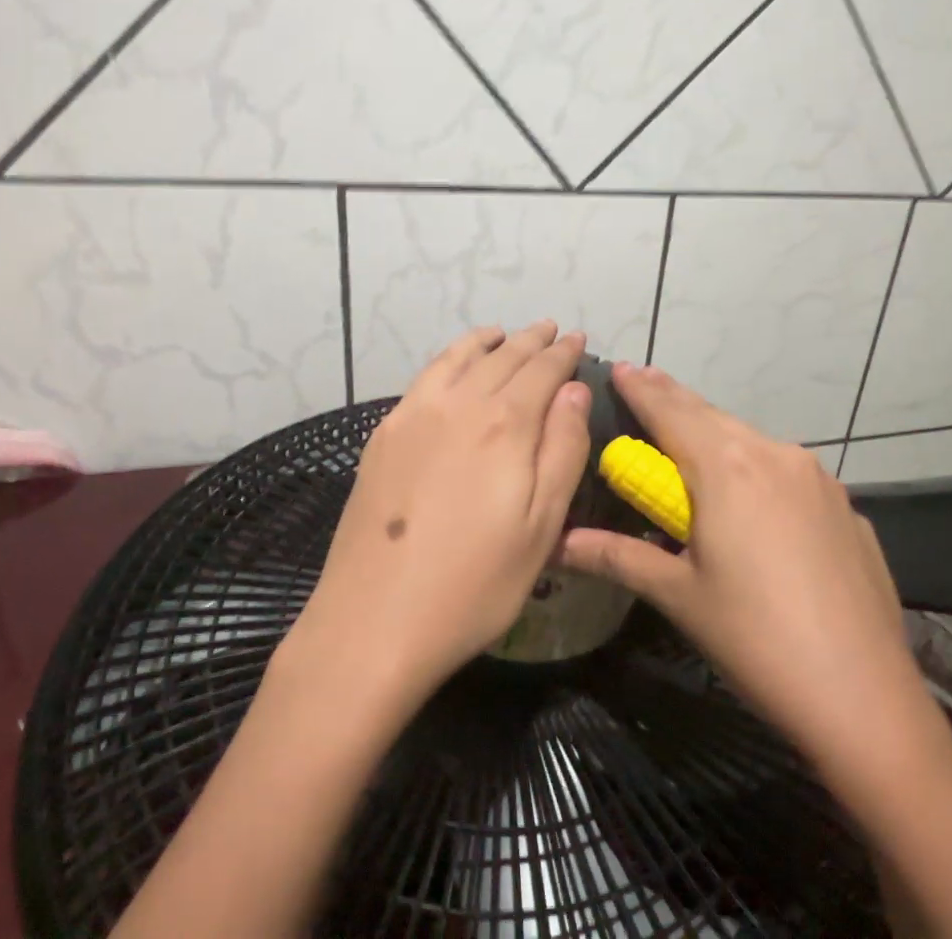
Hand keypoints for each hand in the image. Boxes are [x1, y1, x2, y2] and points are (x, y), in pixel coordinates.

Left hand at [275, 322, 590, 705]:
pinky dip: (447, 360)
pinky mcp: (381, 439)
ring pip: (456, 360)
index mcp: (504, 426)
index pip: (542, 371)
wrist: (373, 622)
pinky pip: (423, 379)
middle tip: (549, 330)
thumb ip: (563, 450)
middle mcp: (456, 406)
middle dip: (530, 342)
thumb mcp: (541, 527)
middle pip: (501, 358)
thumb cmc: (475, 585)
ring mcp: (411, 418)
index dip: (563, 354)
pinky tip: (452, 368)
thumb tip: (574, 392)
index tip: (577, 339)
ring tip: (503, 334)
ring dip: (485, 343)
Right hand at [560, 363, 923, 757]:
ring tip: (694, 457)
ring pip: (756, 446)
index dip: (643, 389)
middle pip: (715, 419)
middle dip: (678, 406)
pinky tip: (756, 514)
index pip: (672, 411)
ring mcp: (821, 482)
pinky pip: (790, 478)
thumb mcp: (679, 595)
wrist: (861, 692)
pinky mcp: (847, 511)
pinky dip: (760, 478)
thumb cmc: (754, 638)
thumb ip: (618, 558)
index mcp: (728, 468)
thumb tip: (559, 542)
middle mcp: (777, 457)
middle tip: (647, 395)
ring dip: (720, 442)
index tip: (623, 368)